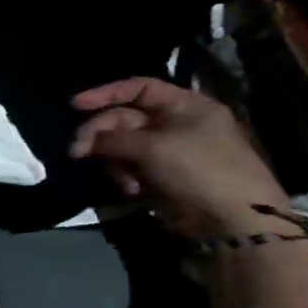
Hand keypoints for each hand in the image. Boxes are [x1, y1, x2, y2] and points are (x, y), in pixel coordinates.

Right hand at [69, 78, 294, 238]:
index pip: (139, 88)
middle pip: (123, 119)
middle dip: (98, 135)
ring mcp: (168, 150)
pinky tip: (131, 189)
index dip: (105, 93)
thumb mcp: (151, 147)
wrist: (231, 218)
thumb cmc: (198, 169)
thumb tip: (84, 143)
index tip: (75, 105)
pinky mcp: (160, 173)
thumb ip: (111, 138)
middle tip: (77, 152)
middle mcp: (176, 124)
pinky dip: (124, 176)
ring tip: (120, 180)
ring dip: (112, 161)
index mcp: (185, 106)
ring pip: (121, 145)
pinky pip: (129, 166)